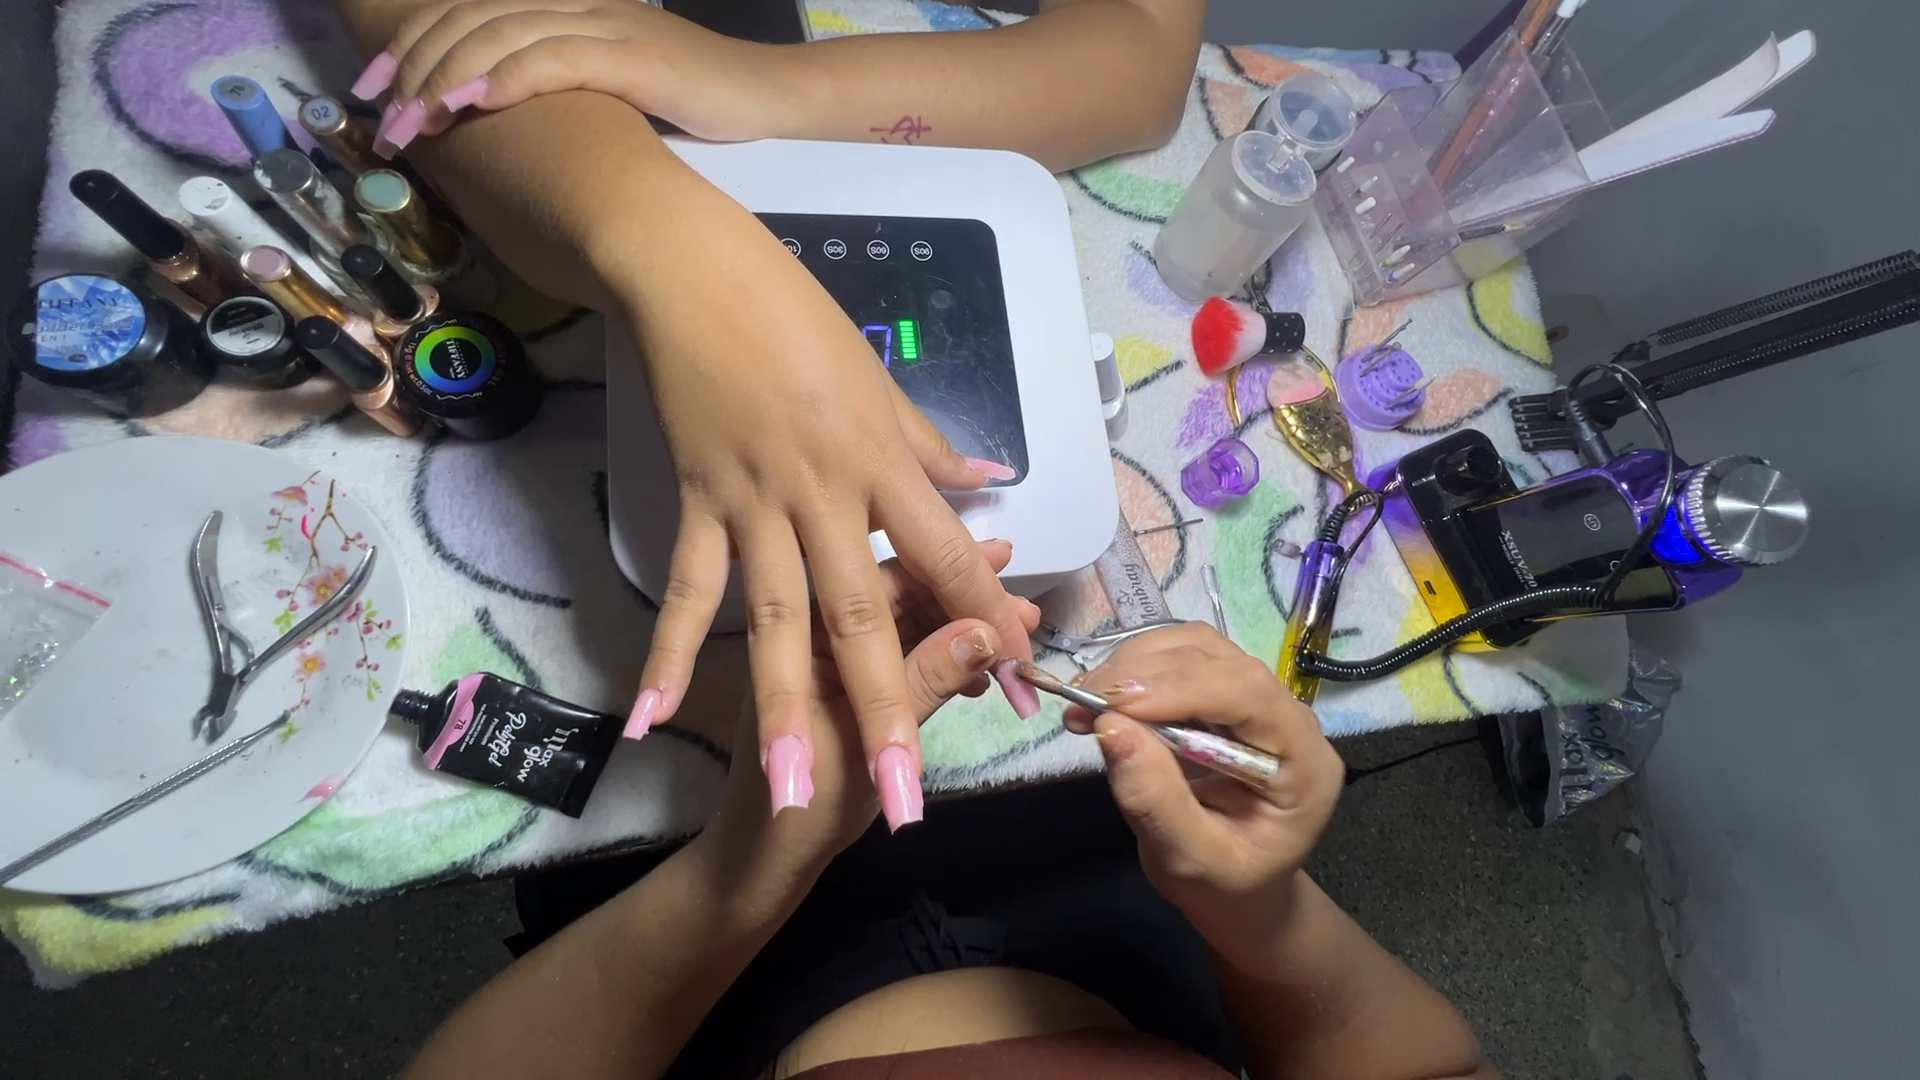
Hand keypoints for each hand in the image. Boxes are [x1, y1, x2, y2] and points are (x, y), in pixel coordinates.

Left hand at [352, 0, 804, 152]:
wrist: (768, 93)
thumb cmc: (704, 99)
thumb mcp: (626, 87)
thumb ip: (575, 88)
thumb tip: (527, 120)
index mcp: (569, 11)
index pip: (475, 16)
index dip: (418, 47)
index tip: (379, 90)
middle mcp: (576, 6)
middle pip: (473, 20)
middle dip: (412, 64)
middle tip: (374, 112)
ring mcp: (604, 27)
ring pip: (501, 37)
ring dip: (444, 78)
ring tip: (407, 121)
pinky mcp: (631, 57)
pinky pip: (554, 59)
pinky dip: (507, 78)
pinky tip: (469, 101)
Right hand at [612, 217, 1037, 799]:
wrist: (696, 276)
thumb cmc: (802, 322)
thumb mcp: (882, 383)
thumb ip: (932, 450)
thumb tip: (989, 488)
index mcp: (881, 461)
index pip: (947, 555)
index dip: (987, 617)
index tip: (1017, 681)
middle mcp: (823, 495)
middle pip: (862, 612)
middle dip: (889, 707)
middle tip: (909, 795)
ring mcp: (752, 506)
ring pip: (773, 620)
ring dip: (782, 709)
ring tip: (792, 791)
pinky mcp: (694, 506)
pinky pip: (683, 590)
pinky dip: (662, 652)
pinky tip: (644, 720)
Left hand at [707, 542, 1039, 892]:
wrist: (769, 860)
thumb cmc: (806, 801)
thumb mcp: (870, 737)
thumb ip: (925, 680)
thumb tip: (986, 632)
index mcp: (816, 626)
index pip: (892, 582)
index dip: (952, 576)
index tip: (1006, 567)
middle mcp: (832, 630)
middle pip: (911, 602)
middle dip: (971, 602)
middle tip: (1027, 609)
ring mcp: (849, 660)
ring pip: (919, 632)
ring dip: (969, 634)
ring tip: (1021, 635)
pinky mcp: (865, 689)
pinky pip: (915, 662)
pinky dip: (953, 664)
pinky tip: (985, 672)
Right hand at [1065, 623, 1344, 977]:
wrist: (1235, 884)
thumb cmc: (1223, 883)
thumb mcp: (1190, 861)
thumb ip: (1156, 801)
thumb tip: (1111, 727)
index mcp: (1304, 761)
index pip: (1247, 693)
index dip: (1178, 688)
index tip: (1112, 705)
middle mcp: (1286, 714)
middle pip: (1217, 660)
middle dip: (1144, 674)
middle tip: (1083, 702)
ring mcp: (1253, 695)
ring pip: (1193, 646)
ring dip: (1133, 663)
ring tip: (1086, 700)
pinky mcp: (1218, 687)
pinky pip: (1176, 655)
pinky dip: (1133, 666)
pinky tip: (1102, 697)